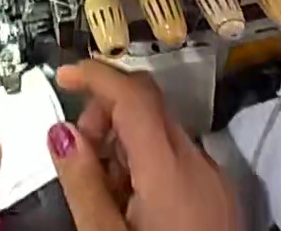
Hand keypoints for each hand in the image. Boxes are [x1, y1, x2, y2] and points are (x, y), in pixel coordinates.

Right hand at [47, 61, 239, 230]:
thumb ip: (82, 182)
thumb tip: (61, 132)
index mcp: (173, 172)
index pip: (133, 94)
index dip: (93, 74)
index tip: (60, 75)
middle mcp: (201, 168)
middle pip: (146, 105)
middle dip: (102, 111)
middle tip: (76, 149)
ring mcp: (216, 187)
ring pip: (158, 131)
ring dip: (120, 138)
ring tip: (99, 185)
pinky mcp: (220, 206)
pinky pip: (174, 160)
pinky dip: (142, 161)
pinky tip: (127, 202)